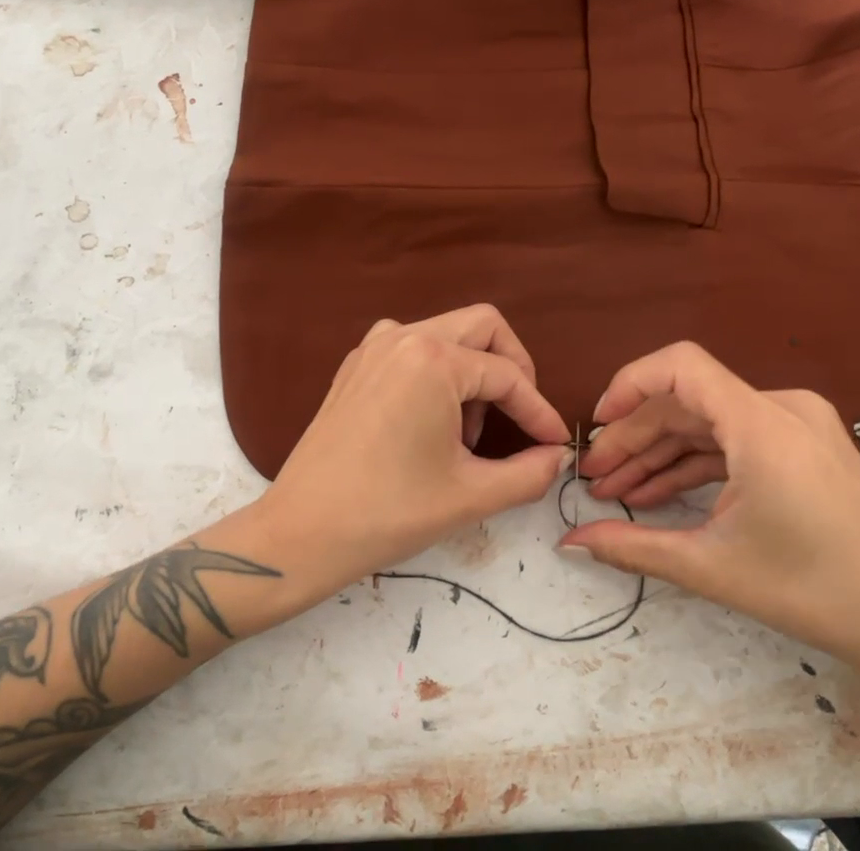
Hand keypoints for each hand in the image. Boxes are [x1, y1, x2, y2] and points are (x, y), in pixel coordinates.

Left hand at [260, 305, 571, 589]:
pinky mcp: (354, 367)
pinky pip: (412, 349)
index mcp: (433, 359)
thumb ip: (529, 473)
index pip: (507, 375)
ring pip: (446, 334)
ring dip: (473, 370)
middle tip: (521, 419)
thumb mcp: (471, 495)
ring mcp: (372, 348)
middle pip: (482, 327)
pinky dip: (438, 373)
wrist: (302, 532)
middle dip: (513, 369)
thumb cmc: (389, 512)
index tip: (556, 443)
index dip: (538, 411)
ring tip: (471, 432)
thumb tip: (557, 457)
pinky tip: (434, 424)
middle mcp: (402, 337)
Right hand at [561, 342, 859, 661]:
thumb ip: (631, 547)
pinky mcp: (805, 445)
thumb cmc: (811, 590)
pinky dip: (695, 464)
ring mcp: (799, 425)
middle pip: (686, 401)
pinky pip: (735, 440)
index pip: (679, 366)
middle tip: (595, 480)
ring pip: (708, 422)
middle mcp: (782, 408)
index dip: (627, 385)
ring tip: (617, 494)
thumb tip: (569, 544)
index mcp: (762, 424)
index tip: (597, 428)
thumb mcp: (710, 566)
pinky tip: (658, 496)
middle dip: (634, 438)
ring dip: (660, 455)